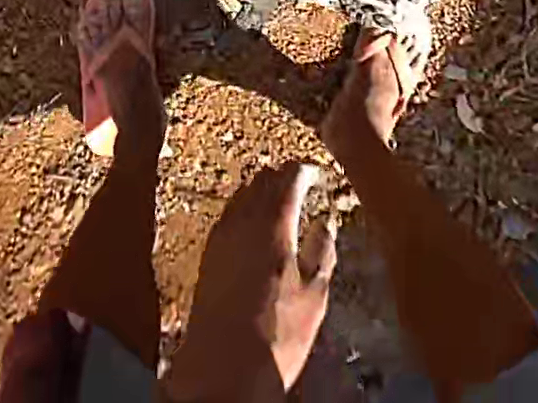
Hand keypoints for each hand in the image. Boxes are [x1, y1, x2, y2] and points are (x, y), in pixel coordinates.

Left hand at [161, 163, 336, 402]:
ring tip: (279, 197)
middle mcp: (245, 221)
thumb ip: (323, 253)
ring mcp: (223, 233)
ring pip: (243, 192)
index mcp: (275, 226)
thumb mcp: (315, 299)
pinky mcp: (210, 249)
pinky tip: (253, 221)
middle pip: (263, 179)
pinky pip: (229, 211)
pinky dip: (244, 205)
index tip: (316, 171)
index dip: (304, 170)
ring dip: (262, 187)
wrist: (223, 368)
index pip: (289, 178)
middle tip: (300, 181)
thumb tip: (326, 223)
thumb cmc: (277, 337)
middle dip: (283, 175)